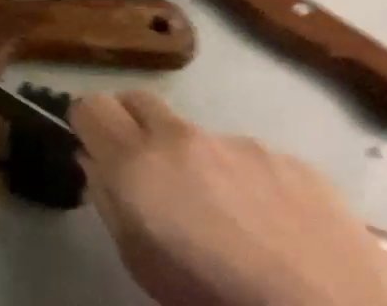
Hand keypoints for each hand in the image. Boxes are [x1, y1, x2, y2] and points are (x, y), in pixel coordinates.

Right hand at [73, 91, 386, 305]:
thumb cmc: (218, 297)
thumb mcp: (139, 260)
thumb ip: (109, 202)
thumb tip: (98, 165)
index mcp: (136, 160)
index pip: (89, 105)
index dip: (88, 125)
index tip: (98, 152)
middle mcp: (183, 138)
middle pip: (138, 100)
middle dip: (133, 124)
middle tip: (150, 170)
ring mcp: (243, 146)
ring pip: (199, 135)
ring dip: (197, 159)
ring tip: (230, 215)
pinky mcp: (297, 164)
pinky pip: (254, 159)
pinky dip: (250, 181)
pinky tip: (275, 226)